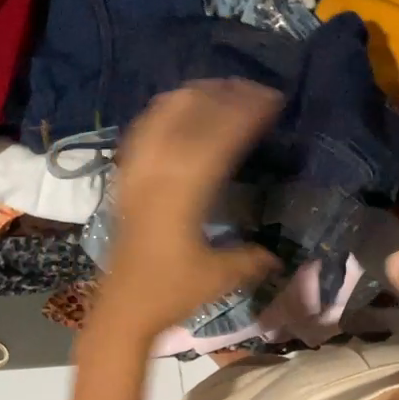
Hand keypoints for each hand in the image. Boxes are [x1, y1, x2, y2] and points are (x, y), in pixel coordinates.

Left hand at [90, 80, 281, 340]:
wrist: (122, 310)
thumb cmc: (170, 294)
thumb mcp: (219, 278)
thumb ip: (250, 259)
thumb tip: (277, 253)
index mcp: (184, 192)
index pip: (219, 137)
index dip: (246, 113)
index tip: (272, 100)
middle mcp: (157, 173)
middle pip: (189, 114)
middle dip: (222, 95)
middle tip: (251, 89)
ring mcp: (136, 174)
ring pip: (161, 116)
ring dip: (191, 97)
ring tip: (217, 91)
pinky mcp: (124, 182)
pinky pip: (142, 133)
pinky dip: (162, 114)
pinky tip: (176, 113)